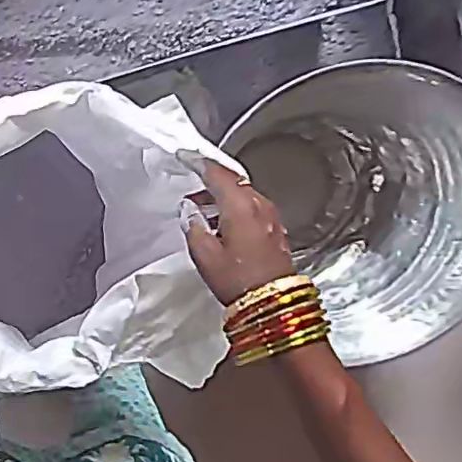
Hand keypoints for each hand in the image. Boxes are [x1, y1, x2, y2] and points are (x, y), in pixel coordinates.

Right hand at [183, 160, 296, 304]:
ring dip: (222, 196)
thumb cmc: (240, 281)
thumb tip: (190, 211)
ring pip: (242, 194)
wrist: (274, 305)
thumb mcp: (205, 255)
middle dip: (210, 180)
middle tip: (192, 186)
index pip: (217, 173)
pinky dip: (235, 208)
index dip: (199, 162)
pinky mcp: (274, 229)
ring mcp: (270, 217)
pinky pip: (251, 208)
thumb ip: (193, 226)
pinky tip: (222, 223)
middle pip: (233, 181)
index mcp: (240, 205)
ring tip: (202, 209)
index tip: (186, 157)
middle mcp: (259, 205)